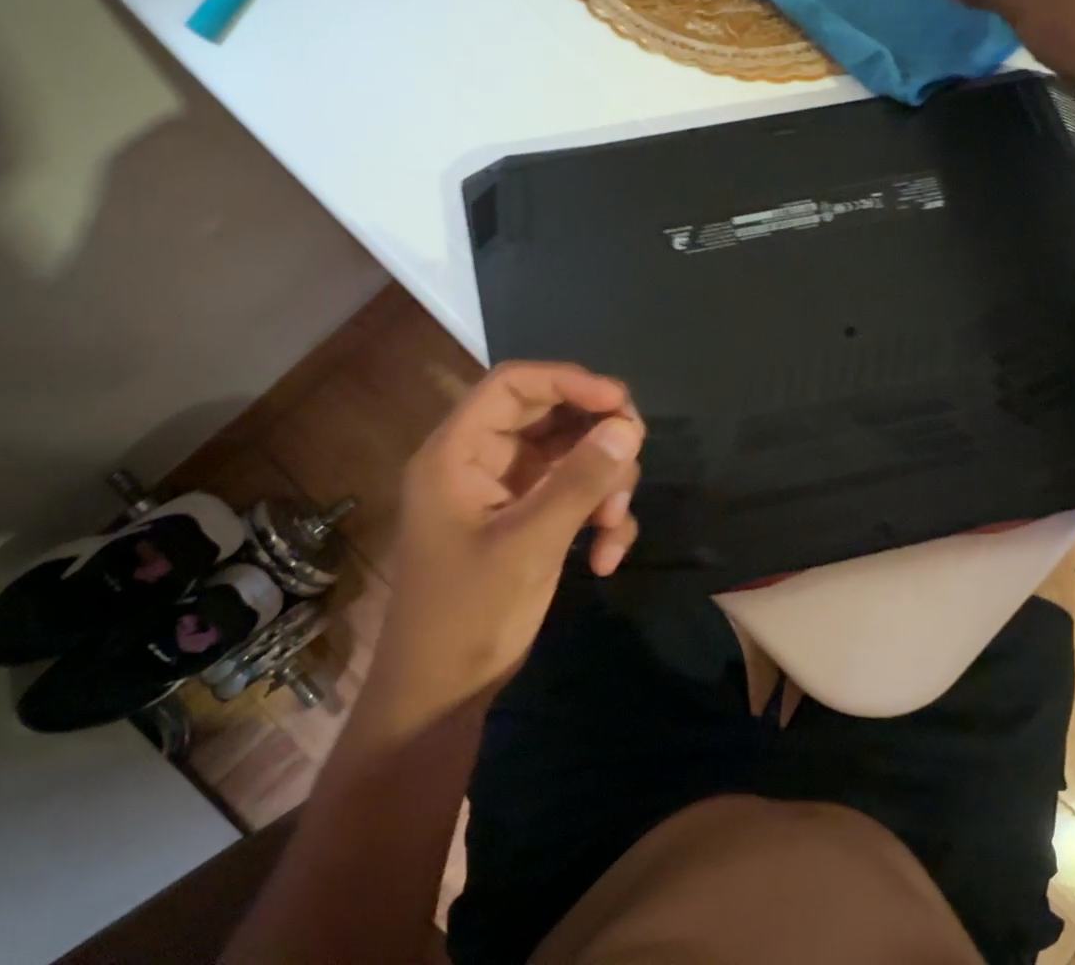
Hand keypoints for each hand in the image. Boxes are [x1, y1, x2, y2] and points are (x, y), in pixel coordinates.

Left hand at [384, 362, 643, 694]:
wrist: (442, 693)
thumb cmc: (467, 615)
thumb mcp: (528, 545)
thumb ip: (578, 482)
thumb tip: (628, 428)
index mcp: (457, 453)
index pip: (514, 385)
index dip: (569, 381)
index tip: (622, 404)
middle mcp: (481, 463)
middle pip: (551, 417)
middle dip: (597, 443)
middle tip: (632, 461)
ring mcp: (507, 495)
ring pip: (571, 459)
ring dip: (604, 489)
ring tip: (611, 531)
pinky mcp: (528, 524)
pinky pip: (574, 499)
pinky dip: (598, 520)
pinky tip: (605, 560)